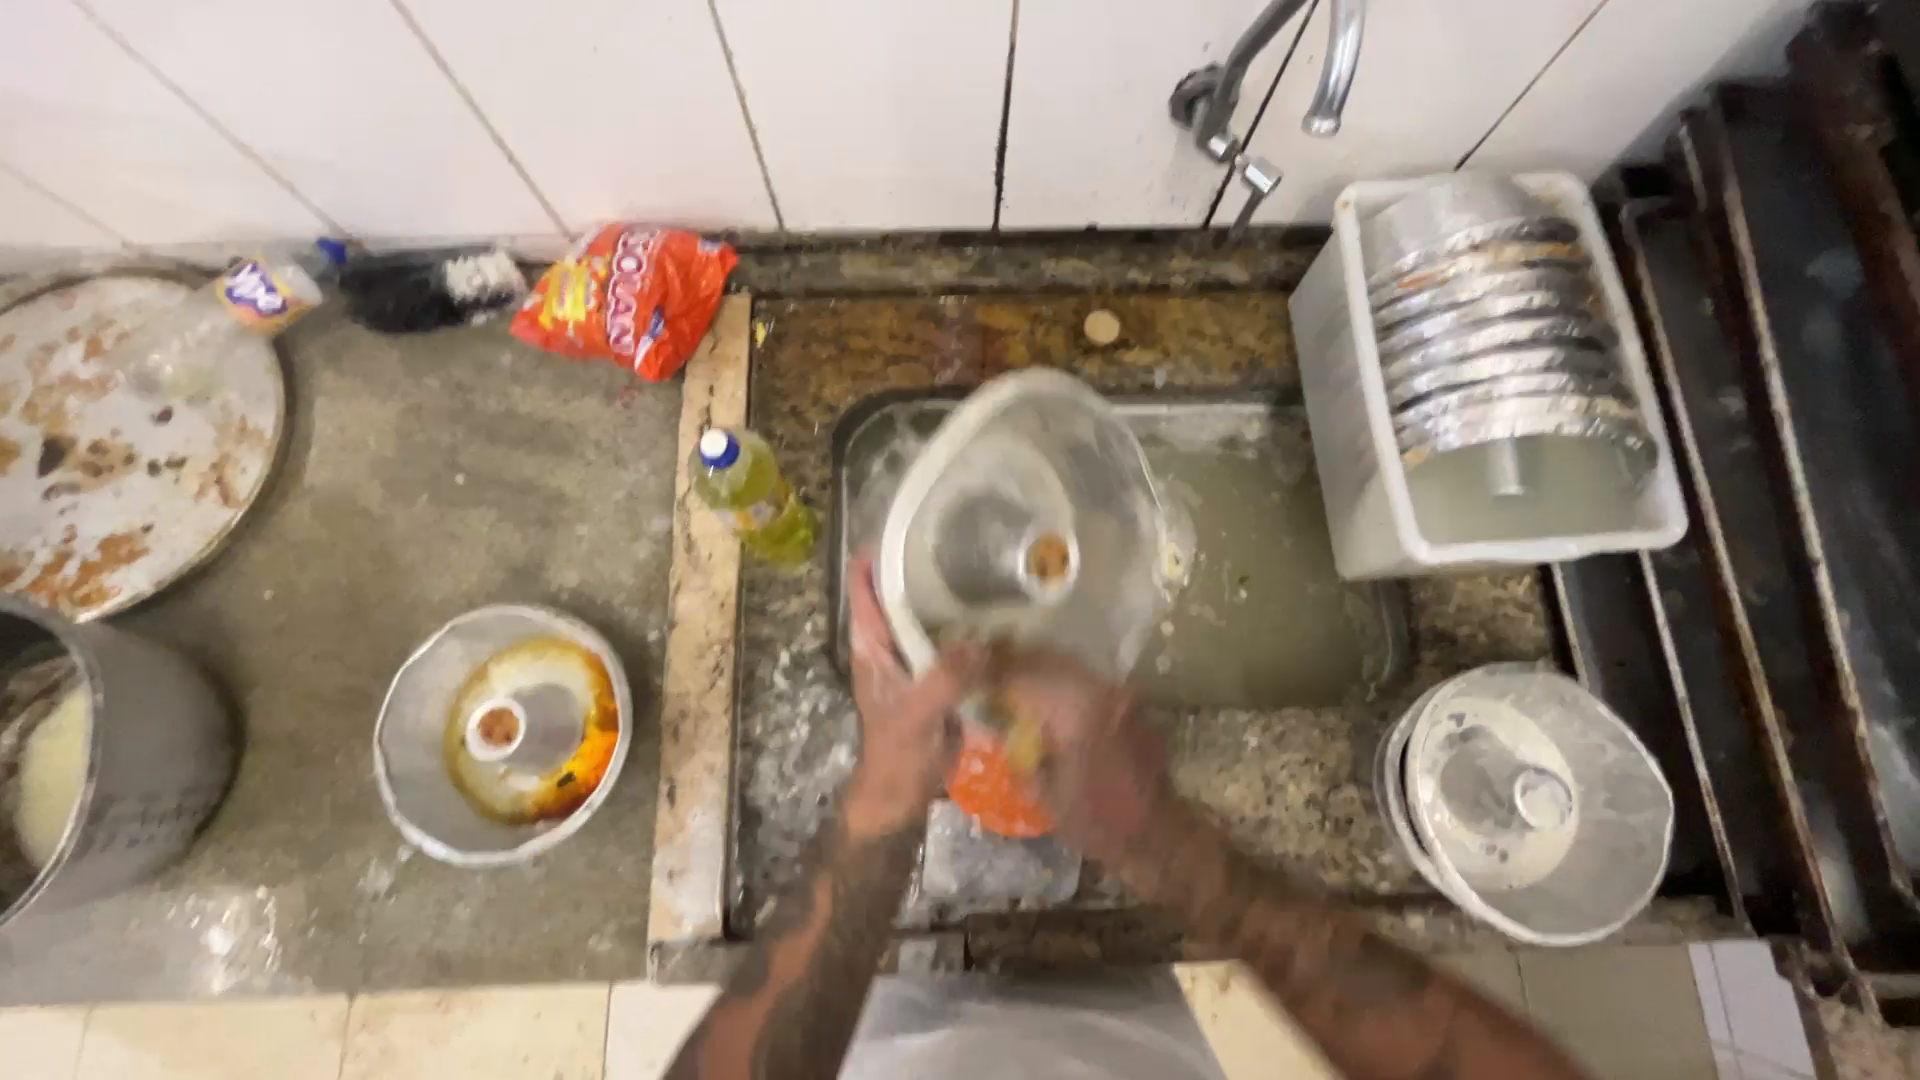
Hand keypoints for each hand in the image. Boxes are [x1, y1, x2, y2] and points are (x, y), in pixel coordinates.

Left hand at [845, 553, 986, 829]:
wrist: (904, 792)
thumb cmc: (897, 752)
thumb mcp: (917, 713)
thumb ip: (945, 676)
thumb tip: (980, 639)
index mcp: (872, 645)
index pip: (865, 589)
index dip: (876, 556)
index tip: (905, 528)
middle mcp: (891, 644)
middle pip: (900, 595)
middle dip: (922, 568)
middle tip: (961, 540)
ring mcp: (916, 659)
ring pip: (930, 616)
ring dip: (951, 597)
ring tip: (986, 567)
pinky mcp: (939, 675)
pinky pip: (954, 642)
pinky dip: (971, 627)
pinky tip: (1000, 614)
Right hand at [995, 650, 1174, 868]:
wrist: (1159, 835)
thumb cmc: (1097, 822)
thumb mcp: (1043, 793)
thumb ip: (1016, 751)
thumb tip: (995, 725)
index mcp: (1074, 710)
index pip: (1022, 674)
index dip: (990, 668)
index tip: (966, 667)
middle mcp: (1098, 689)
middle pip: (1046, 657)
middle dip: (1011, 657)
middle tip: (983, 663)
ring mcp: (1118, 691)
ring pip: (1068, 662)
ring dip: (1036, 663)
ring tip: (1009, 673)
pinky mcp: (1129, 700)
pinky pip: (1086, 677)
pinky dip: (1060, 677)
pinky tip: (1044, 692)